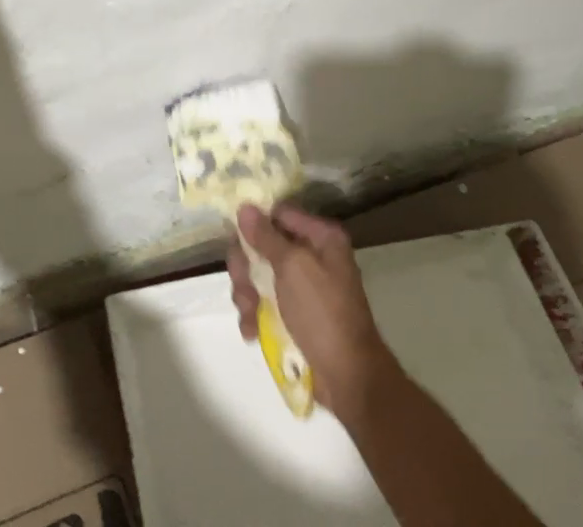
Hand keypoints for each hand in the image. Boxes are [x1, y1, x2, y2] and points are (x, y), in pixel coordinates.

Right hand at [228, 204, 399, 414]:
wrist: (346, 375)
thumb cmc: (322, 313)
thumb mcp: (293, 268)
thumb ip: (266, 236)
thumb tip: (245, 207)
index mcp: (321, 238)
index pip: (279, 214)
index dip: (255, 224)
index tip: (235, 240)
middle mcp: (312, 256)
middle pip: (262, 246)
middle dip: (247, 268)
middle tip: (244, 289)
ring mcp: (302, 286)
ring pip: (258, 276)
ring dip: (247, 295)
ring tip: (250, 317)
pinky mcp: (293, 313)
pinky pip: (263, 302)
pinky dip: (254, 314)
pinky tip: (252, 331)